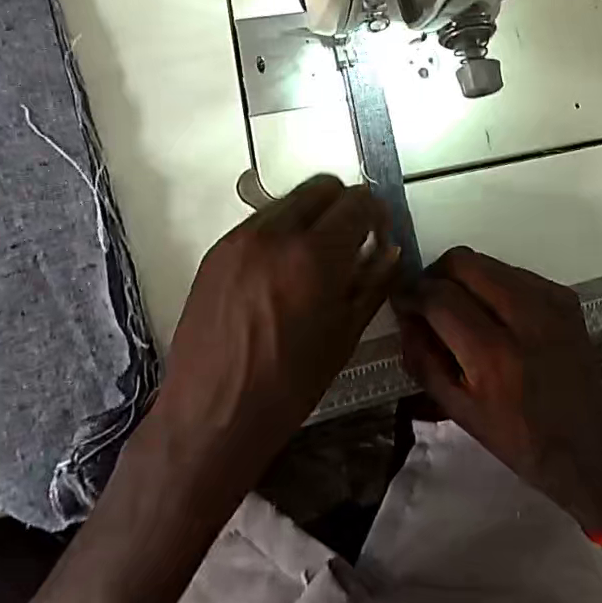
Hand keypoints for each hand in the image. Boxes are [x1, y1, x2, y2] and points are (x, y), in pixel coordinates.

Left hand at [34, 176, 396, 602]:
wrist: (210, 416)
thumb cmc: (289, 384)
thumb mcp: (345, 334)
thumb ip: (374, 281)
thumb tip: (391, 250)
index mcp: (314, 255)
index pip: (359, 201)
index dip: (377, 214)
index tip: (380, 236)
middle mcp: (276, 233)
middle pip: (323, 186)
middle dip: (345, 206)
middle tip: (353, 240)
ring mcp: (240, 238)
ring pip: (290, 200)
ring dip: (313, 216)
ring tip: (316, 257)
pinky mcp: (217, 251)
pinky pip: (262, 221)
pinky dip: (282, 231)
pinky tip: (283, 271)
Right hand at [396, 247, 601, 531]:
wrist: (587, 443)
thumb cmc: (517, 438)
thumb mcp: (458, 410)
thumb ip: (424, 357)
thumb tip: (406, 315)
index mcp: (493, 355)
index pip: (440, 297)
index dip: (412, 293)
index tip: (402, 301)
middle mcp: (524, 316)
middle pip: (464, 262)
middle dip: (436, 275)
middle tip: (428, 299)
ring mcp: (549, 300)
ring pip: (488, 261)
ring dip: (464, 277)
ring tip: (459, 307)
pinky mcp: (564, 295)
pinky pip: (514, 272)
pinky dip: (493, 284)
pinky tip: (494, 313)